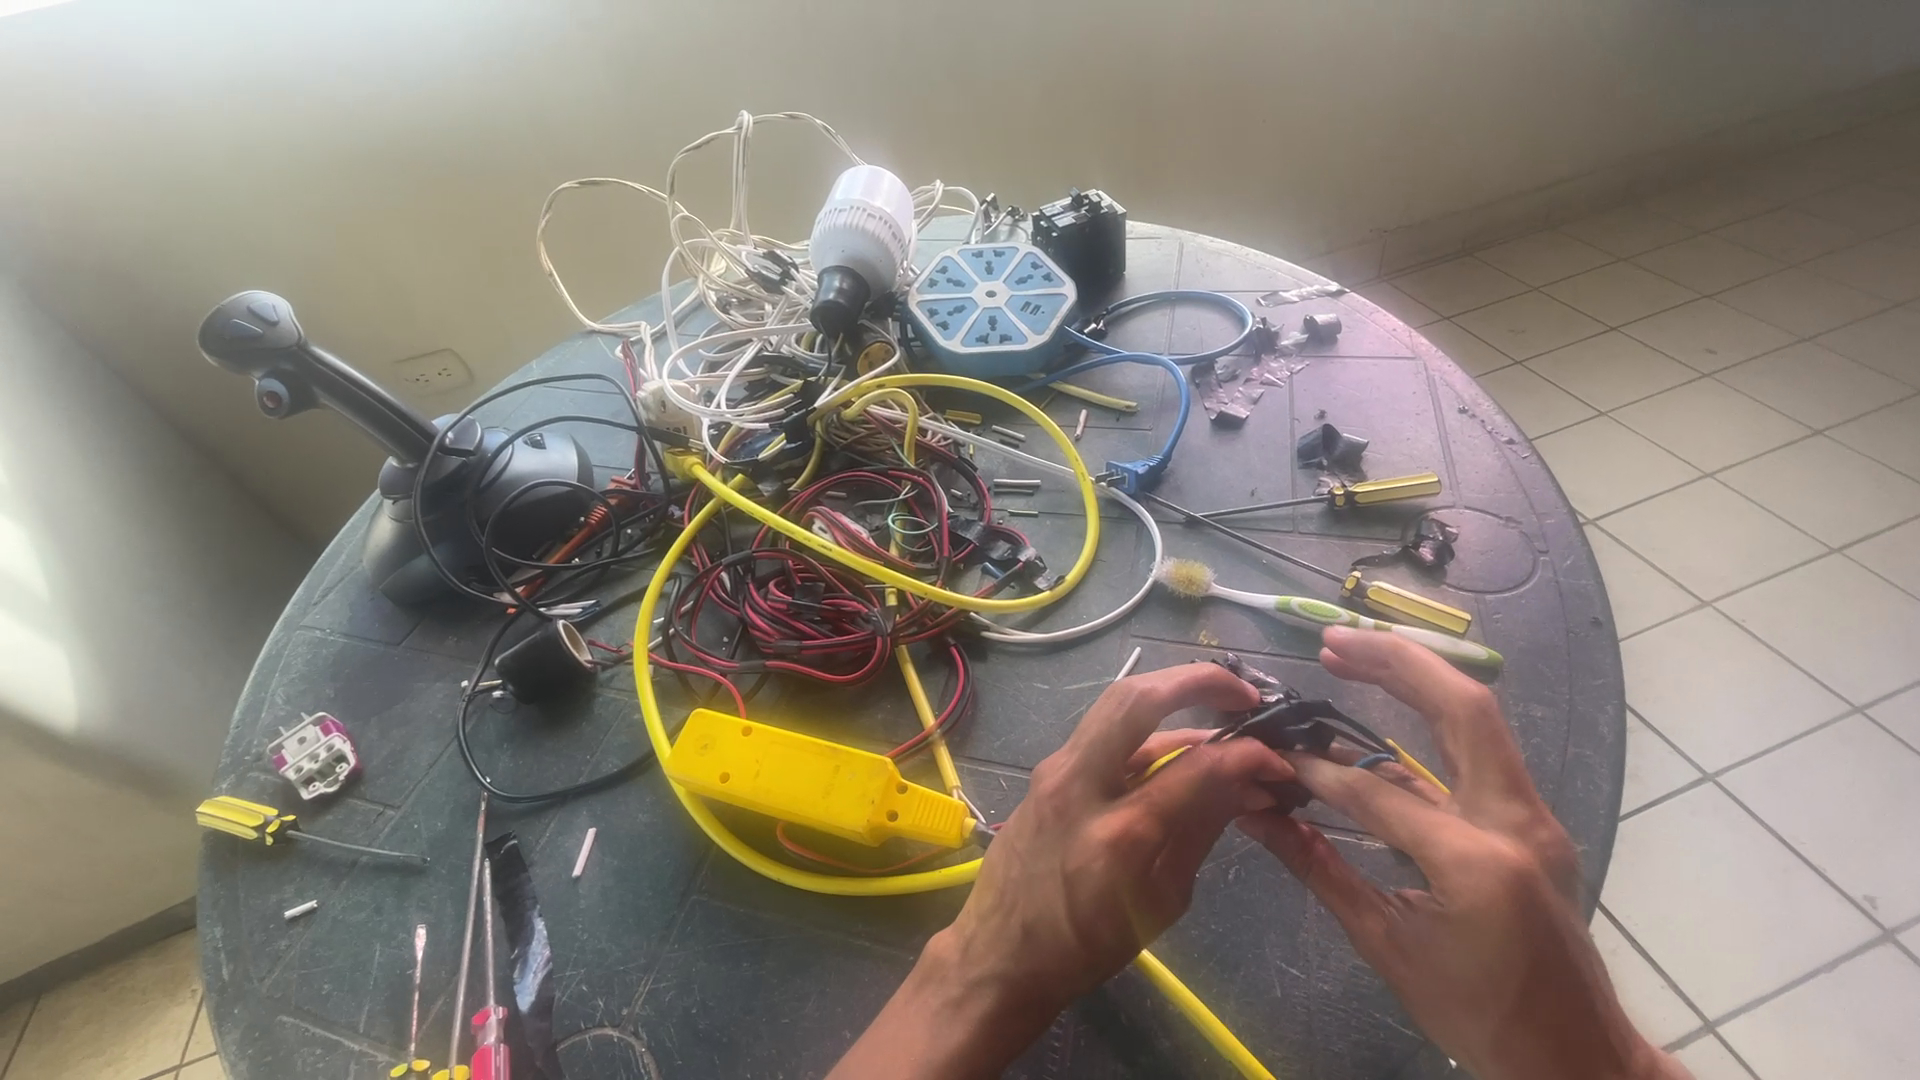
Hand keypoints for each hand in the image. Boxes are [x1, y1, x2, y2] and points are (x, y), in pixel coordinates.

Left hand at [829, 663, 1290, 1078]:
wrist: (999, 952)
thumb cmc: (1086, 946)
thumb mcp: (1160, 901)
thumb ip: (1200, 831)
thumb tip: (1245, 783)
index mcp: (1120, 833)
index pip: (1196, 768)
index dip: (1246, 756)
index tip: (1275, 760)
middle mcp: (1082, 785)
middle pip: (1137, 699)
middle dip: (1195, 681)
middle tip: (1242, 694)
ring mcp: (1055, 770)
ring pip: (1115, 706)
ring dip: (1170, 698)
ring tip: (1218, 712)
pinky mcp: (1044, 771)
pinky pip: (1101, 734)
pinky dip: (1143, 729)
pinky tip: (1173, 745)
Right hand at [1239, 627, 1685, 1079]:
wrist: (1579, 1058)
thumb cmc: (1477, 1015)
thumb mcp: (1384, 944)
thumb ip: (1316, 865)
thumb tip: (1254, 815)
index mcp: (1475, 861)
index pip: (1377, 791)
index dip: (1316, 771)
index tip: (1272, 752)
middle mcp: (1515, 822)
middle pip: (1463, 707)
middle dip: (1394, 662)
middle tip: (1331, 642)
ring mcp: (1533, 817)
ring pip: (1478, 718)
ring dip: (1415, 677)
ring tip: (1352, 652)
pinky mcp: (1530, 820)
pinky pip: (1476, 753)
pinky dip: (1427, 723)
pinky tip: (1382, 719)